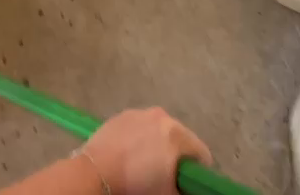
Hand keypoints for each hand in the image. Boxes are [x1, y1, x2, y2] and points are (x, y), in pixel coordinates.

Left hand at [78, 108, 213, 194]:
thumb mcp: (168, 193)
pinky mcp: (123, 114)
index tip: (190, 183)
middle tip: (168, 174)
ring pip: (160, 130)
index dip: (199, 171)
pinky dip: (142, 138)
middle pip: (181, 138)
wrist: (97, 171)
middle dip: (178, 156)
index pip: (202, 153)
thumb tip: (186, 187)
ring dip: (160, 145)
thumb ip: (184, 189)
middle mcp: (162, 116)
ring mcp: (140, 112)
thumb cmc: (137, 184)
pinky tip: (131, 154)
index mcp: (177, 134)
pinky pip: (142, 126)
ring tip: (147, 163)